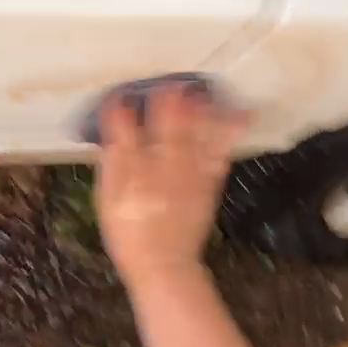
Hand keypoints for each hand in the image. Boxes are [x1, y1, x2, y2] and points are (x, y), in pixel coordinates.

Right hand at [95, 84, 243, 286]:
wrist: (163, 264)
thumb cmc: (128, 233)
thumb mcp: (106, 202)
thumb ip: (110, 168)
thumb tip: (111, 139)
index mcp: (130, 175)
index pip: (122, 134)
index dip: (120, 113)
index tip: (120, 97)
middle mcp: (160, 171)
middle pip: (165, 129)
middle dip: (168, 104)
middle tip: (172, 83)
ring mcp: (188, 176)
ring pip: (196, 137)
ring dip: (200, 112)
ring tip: (204, 91)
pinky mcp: (209, 183)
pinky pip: (221, 153)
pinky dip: (231, 133)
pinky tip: (241, 115)